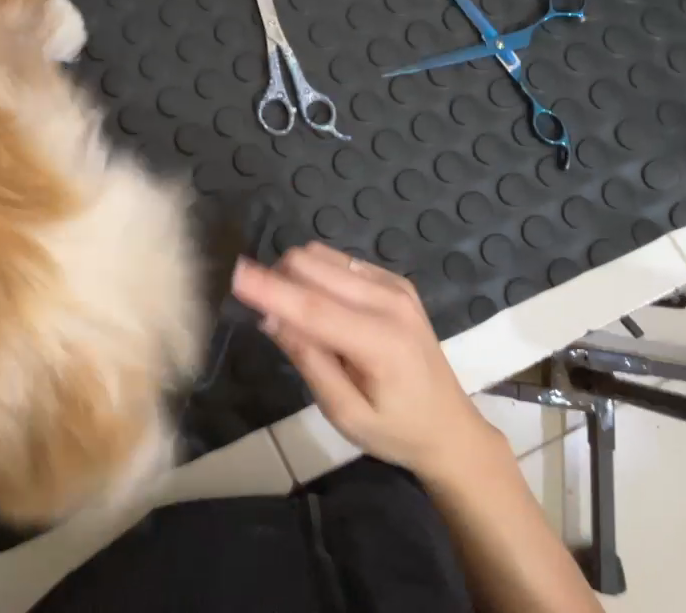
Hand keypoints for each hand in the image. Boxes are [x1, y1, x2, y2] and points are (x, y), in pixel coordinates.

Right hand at [232, 243, 495, 475]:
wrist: (451, 428)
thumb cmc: (396, 431)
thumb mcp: (345, 413)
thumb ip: (309, 361)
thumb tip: (270, 318)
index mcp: (380, 342)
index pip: (312, 306)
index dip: (270, 289)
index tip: (234, 273)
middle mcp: (389, 301)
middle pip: (312, 266)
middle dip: (277, 281)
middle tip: (269, 318)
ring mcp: (394, 285)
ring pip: (321, 256)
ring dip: (295, 276)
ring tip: (297, 317)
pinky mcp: (393, 280)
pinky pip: (337, 260)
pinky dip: (316, 275)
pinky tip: (323, 307)